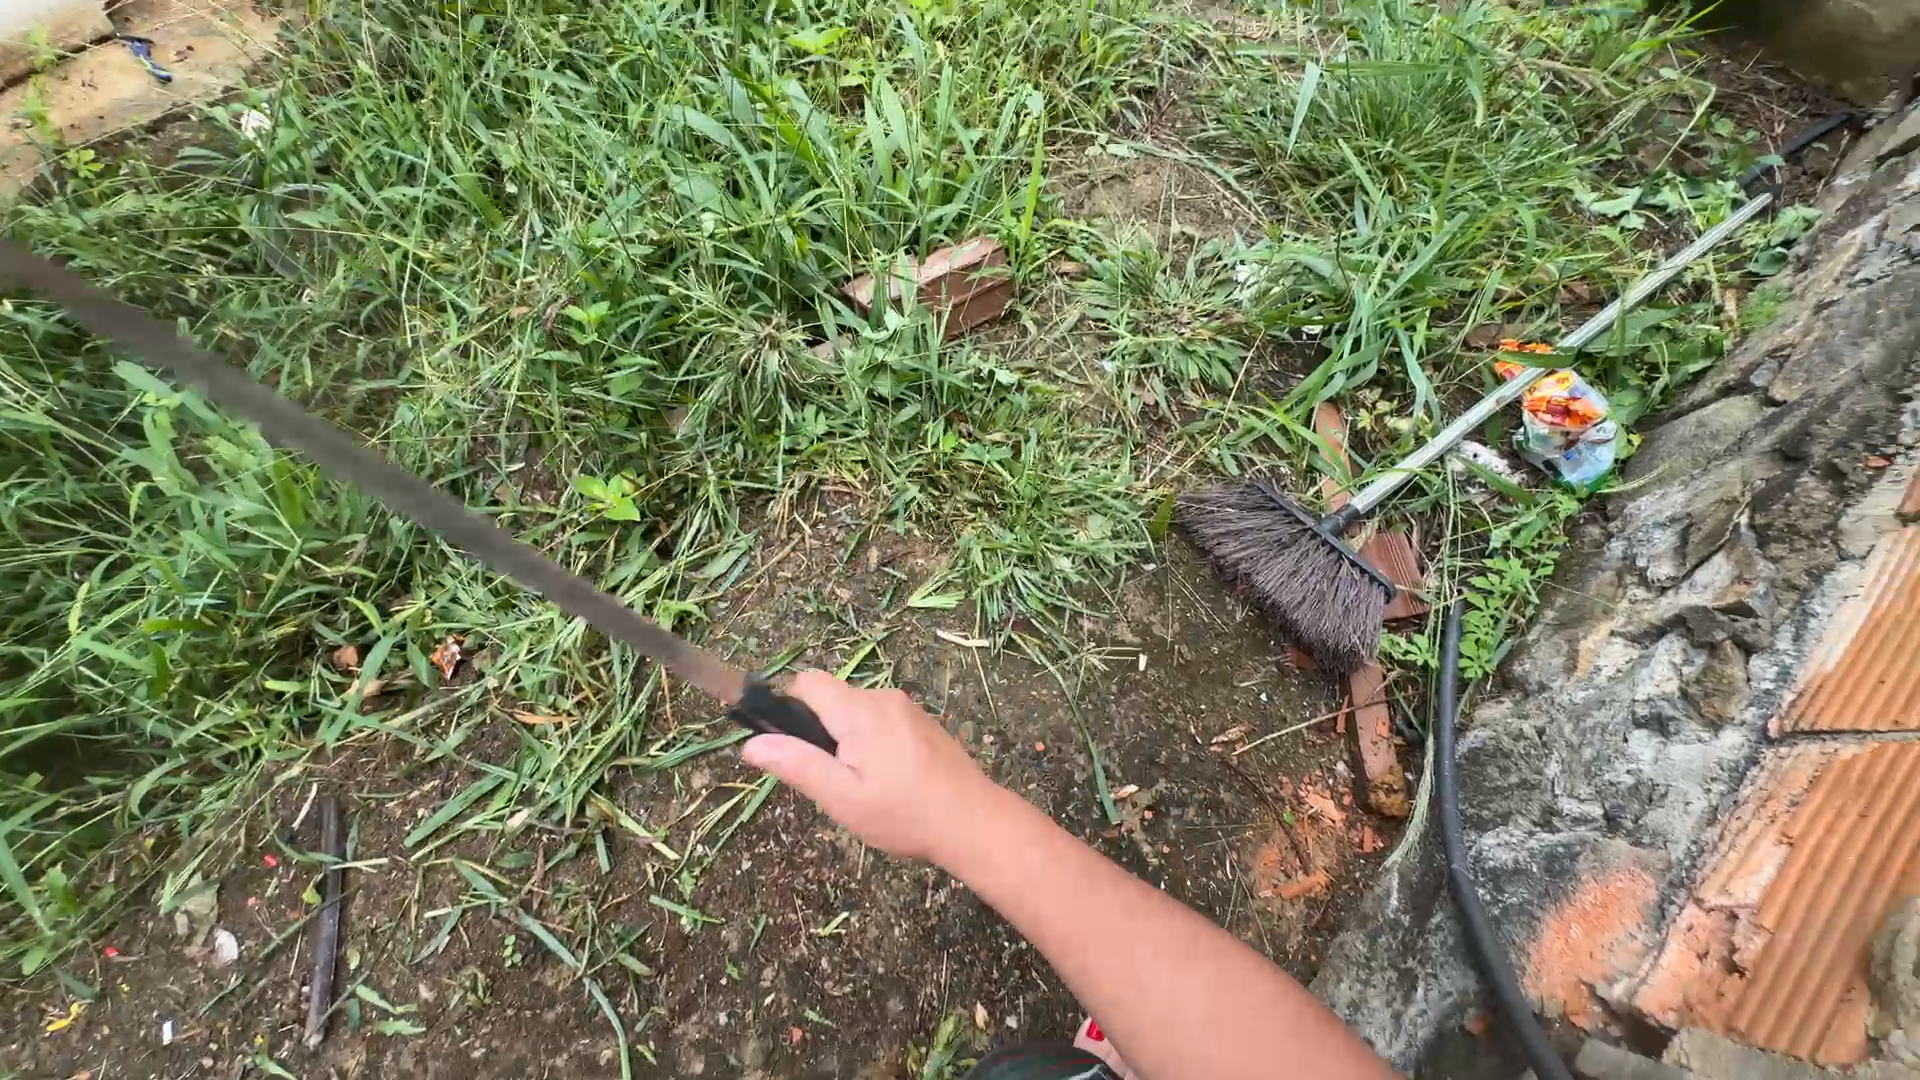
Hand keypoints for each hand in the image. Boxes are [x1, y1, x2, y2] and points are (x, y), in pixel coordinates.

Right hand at [741, 670, 998, 860]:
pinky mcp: (922, 721)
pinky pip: (881, 720)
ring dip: (848, 741)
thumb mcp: (842, 798)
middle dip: (822, 733)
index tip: (794, 747)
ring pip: (857, 712)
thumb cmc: (903, 814)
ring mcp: (907, 708)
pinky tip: (889, 781)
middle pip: (832, 699)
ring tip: (865, 787)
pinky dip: (873, 742)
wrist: (972, 821)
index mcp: (860, 711)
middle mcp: (884, 698)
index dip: (790, 708)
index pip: (807, 682)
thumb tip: (752, 744)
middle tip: (834, 781)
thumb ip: (797, 765)